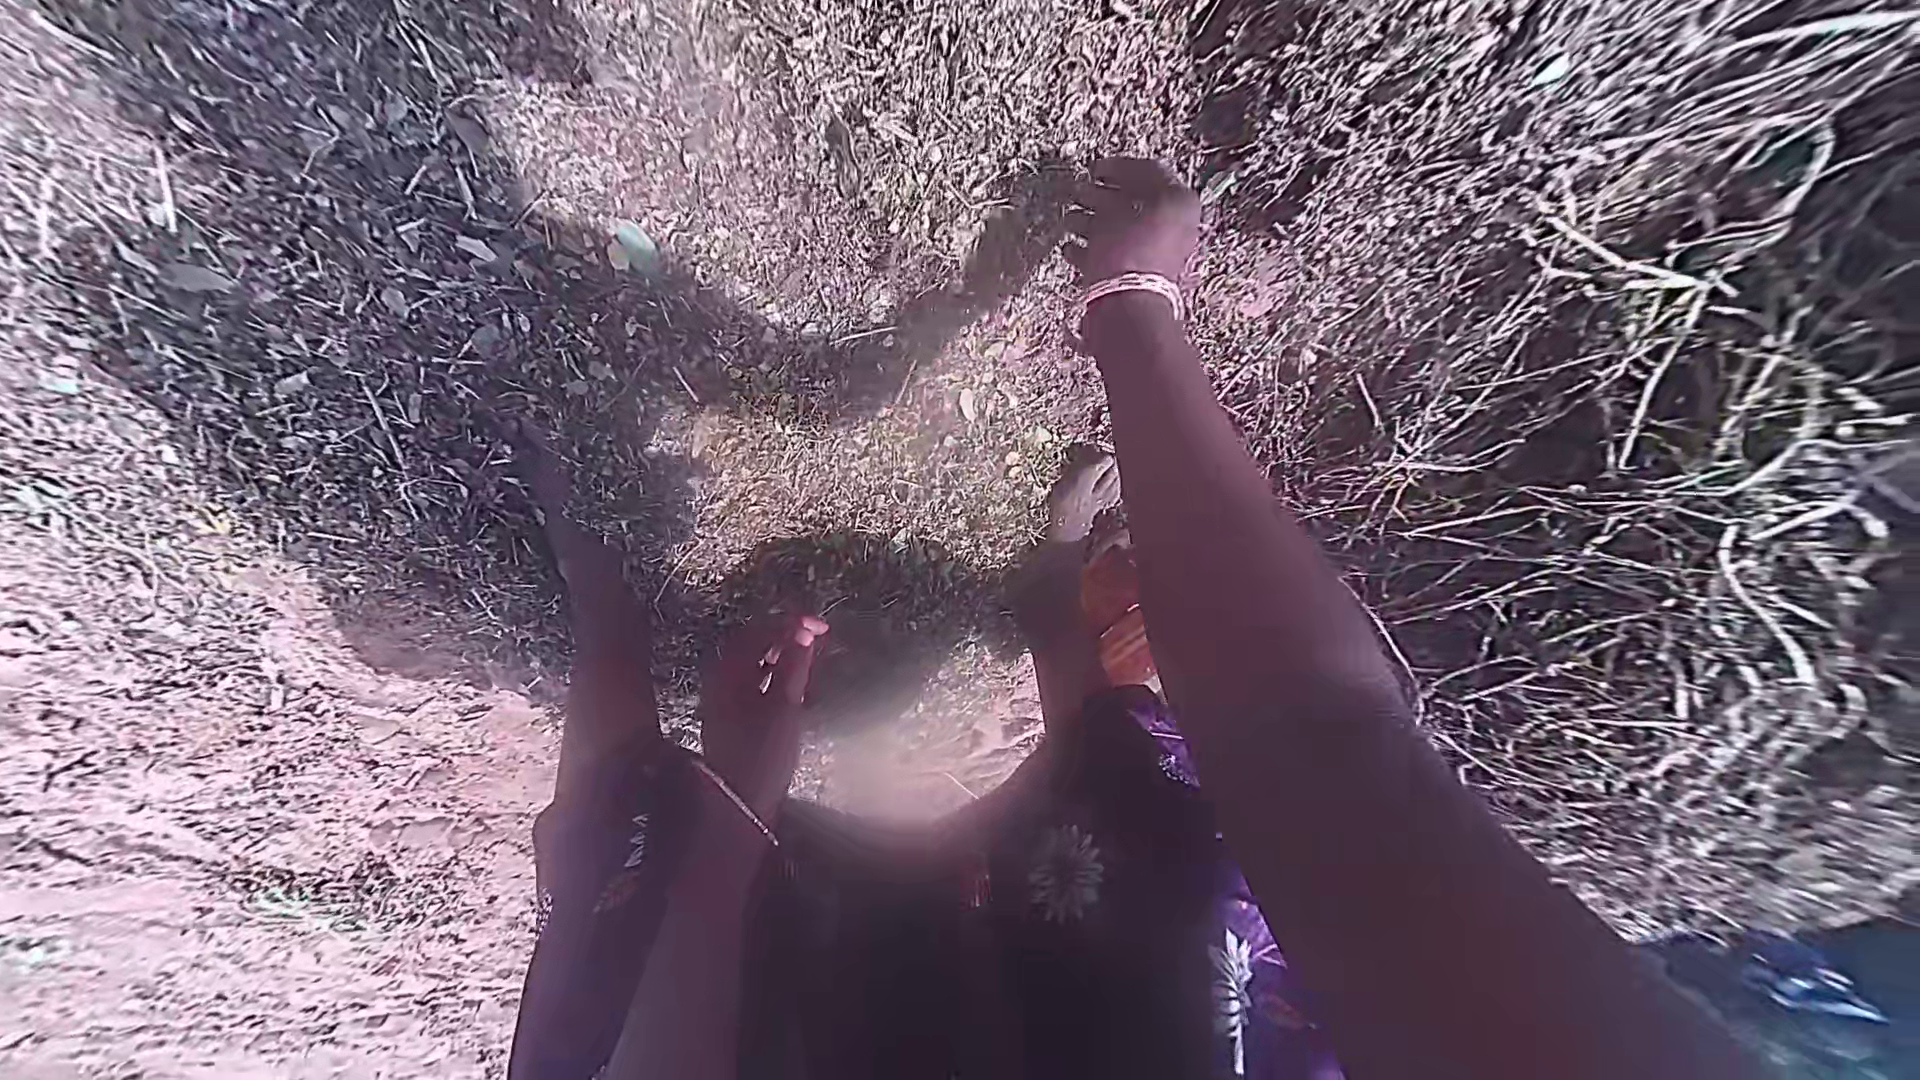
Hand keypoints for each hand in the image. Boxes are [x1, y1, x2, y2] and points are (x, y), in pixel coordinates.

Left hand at [697, 613, 828, 820]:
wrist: (740, 803)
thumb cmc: (762, 753)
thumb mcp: (784, 706)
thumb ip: (794, 666)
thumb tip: (804, 632)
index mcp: (728, 674)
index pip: (759, 632)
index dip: (790, 623)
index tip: (820, 625)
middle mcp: (721, 680)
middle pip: (754, 644)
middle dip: (786, 635)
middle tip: (817, 636)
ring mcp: (725, 698)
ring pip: (755, 662)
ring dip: (782, 653)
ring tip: (810, 655)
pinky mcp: (734, 714)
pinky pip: (755, 680)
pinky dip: (776, 673)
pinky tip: (795, 682)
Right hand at [1064, 157, 1200, 284]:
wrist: (1129, 306)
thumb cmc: (1127, 250)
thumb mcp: (1117, 210)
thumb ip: (1109, 193)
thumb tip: (1099, 181)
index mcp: (1177, 202)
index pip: (1148, 173)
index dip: (1118, 168)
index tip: (1093, 168)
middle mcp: (1169, 227)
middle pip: (1131, 204)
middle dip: (1099, 197)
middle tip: (1075, 192)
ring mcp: (1152, 255)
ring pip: (1118, 232)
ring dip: (1090, 223)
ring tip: (1068, 220)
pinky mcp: (1133, 278)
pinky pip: (1111, 258)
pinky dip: (1090, 251)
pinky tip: (1069, 248)